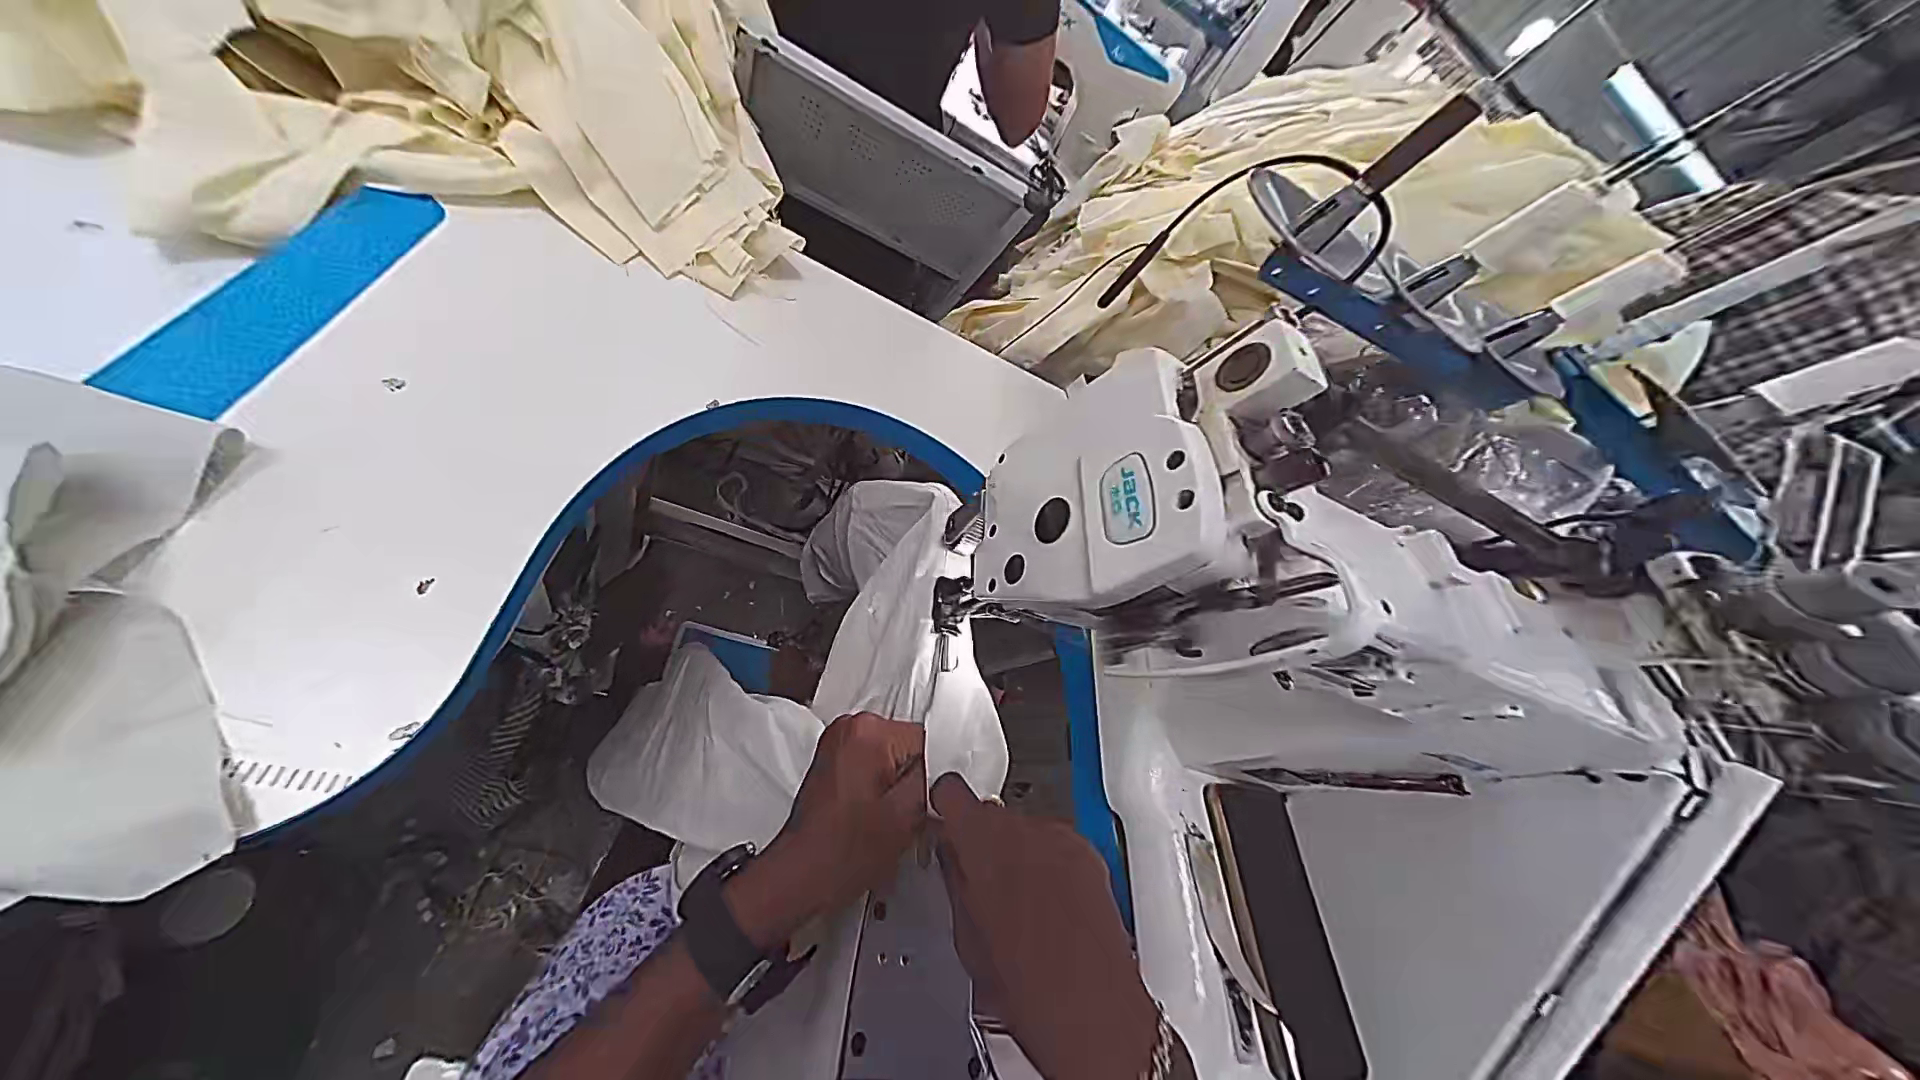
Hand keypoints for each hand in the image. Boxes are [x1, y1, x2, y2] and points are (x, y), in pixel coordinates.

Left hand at [726, 712, 926, 947]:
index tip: (929, 798)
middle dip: (915, 777)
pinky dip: (880, 783)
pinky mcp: (833, 758)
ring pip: (892, 755)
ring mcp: (838, 741)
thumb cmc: (840, 853)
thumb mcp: (908, 814)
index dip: (935, 774)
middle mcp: (850, 727)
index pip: (928, 739)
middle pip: (909, 744)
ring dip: (898, 782)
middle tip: (904, 812)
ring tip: (885, 814)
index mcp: (869, 731)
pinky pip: (872, 761)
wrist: (800, 875)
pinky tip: (874, 812)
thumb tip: (946, 765)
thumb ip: (933, 779)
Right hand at [931, 774, 1158, 1079]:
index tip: (944, 810)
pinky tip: (1050, 905)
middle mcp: (1020, 826)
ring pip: (1027, 829)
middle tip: (983, 881)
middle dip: (985, 840)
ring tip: (1022, 904)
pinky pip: (1057, 844)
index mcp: (979, 839)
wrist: (1086, 1002)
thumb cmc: (1024, 980)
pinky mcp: (1086, 851)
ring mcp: (1057, 836)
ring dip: (1021, 852)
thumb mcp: (965, 932)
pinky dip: (1051, 863)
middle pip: (992, 814)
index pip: (951, 791)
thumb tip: (951, 856)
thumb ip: (954, 876)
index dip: (945, 802)